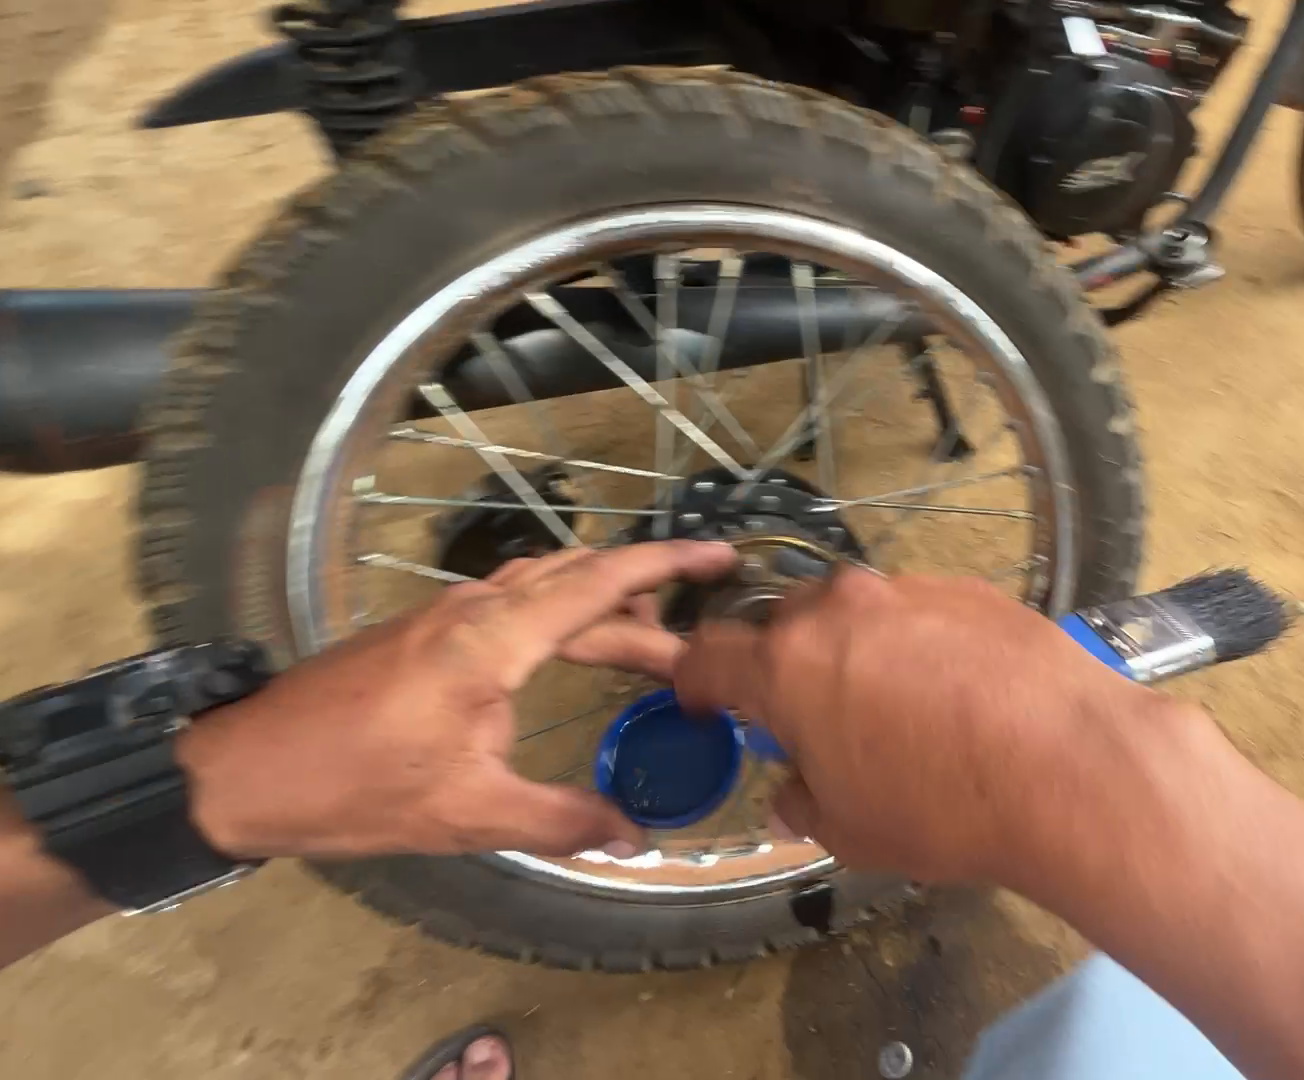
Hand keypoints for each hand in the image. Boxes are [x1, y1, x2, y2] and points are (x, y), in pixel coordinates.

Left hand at [175, 541, 736, 859]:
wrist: (234, 773)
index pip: (601, 580)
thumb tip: (635, 837)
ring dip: (613, 598)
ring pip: (557, 579)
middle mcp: (484, 606)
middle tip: (702, 639)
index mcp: (498, 638)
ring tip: (658, 637)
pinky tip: (584, 641)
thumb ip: (562, 819)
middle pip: (589, 578)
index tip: (722, 555)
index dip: (669, 562)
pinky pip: (529, 594)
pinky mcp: (440, 624)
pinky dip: (576, 606)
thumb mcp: (467, 815)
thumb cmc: (353, 788)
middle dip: (656, 598)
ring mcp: (457, 609)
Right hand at [673, 569, 1209, 889]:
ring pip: (856, 612)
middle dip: (788, 665)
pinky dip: (917, 640)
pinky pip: (918, 610)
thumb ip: (803, 796)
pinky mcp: (969, 587)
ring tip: (899, 701)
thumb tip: (797, 782)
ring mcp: (910, 589)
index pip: (709, 656)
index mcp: (790, 662)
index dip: (698, 680)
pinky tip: (958, 685)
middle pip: (787, 625)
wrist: (1071, 762)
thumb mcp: (849, 829)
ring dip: (856, 648)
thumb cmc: (944, 807)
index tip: (709, 701)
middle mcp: (843, 607)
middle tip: (819, 714)